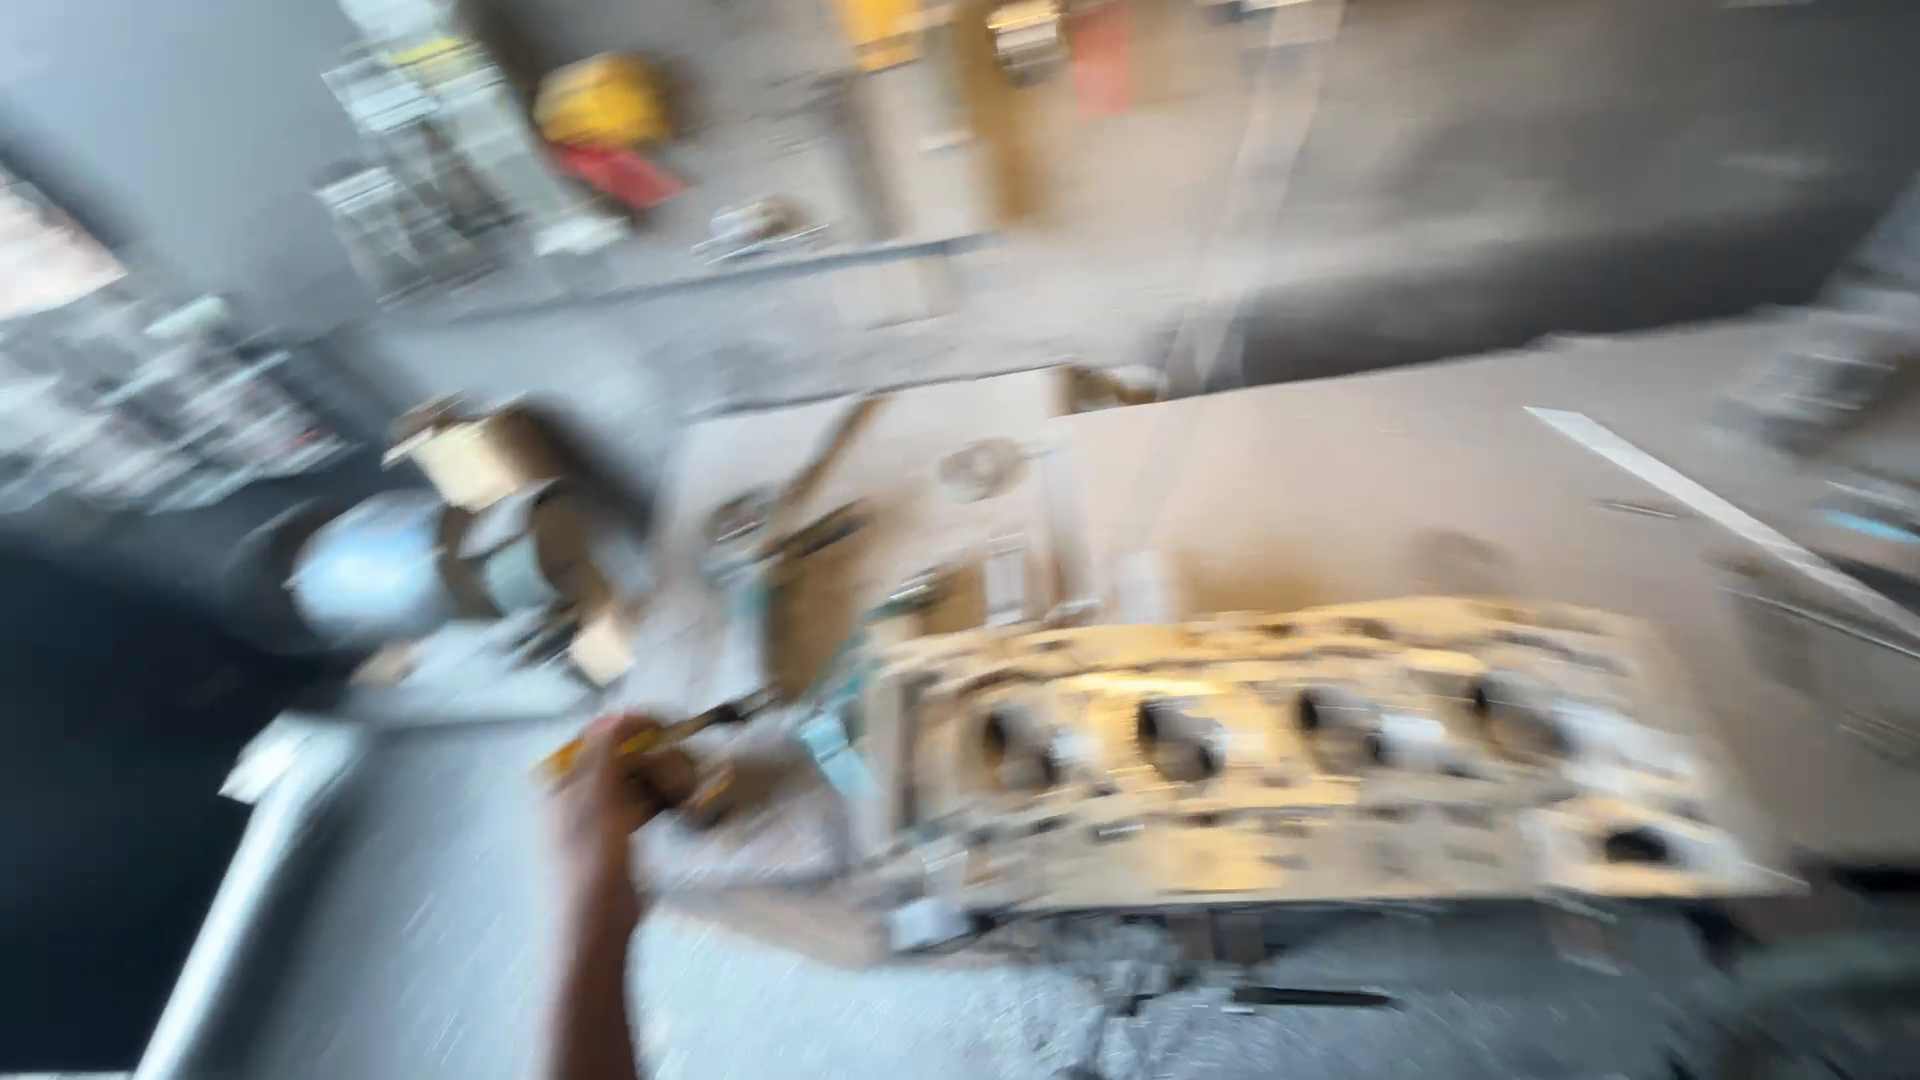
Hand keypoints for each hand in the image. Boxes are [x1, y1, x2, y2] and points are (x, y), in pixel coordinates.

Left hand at [548, 713, 695, 932]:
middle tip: (676, 748)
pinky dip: (656, 796)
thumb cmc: (591, 860)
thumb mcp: (596, 799)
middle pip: (613, 756)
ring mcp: (594, 817)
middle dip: (646, 750)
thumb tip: (618, 715)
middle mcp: (572, 796)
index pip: (592, 737)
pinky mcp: (615, 835)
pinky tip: (675, 800)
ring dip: (656, 772)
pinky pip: (637, 802)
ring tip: (679, 776)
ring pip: (630, 779)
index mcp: (557, 784)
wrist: (595, 925)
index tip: (663, 723)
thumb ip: (604, 754)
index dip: (626, 725)